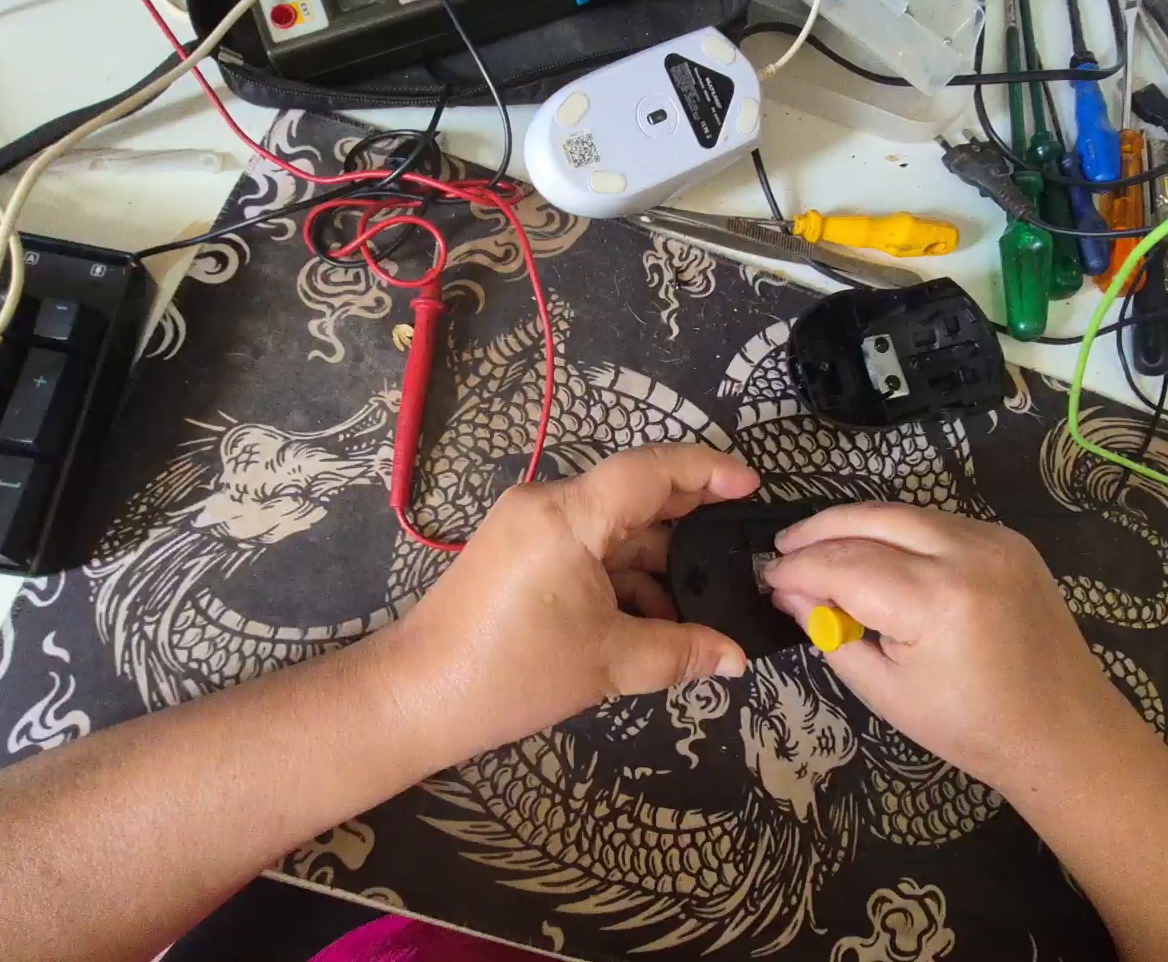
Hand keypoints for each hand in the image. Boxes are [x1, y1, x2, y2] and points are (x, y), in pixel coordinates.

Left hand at [371, 444, 758, 770]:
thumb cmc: (511, 674)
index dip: (707, 471)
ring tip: (700, 604)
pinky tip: (652, 615)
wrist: (414, 698)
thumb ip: (681, 653)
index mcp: (569, 514)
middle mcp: (549, 503)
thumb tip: (738, 660)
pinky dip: (622, 575)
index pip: (650, 470)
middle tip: (739, 544)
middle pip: (634, 495)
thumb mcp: (607, 661)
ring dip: (655, 563)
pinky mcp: (522, 549)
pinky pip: (587, 548)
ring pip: (613, 529)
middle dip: (689, 520)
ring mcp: (531, 525)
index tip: (752, 484)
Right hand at [764, 502, 1133, 792]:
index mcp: (938, 602)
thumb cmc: (970, 727)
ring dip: (852, 525)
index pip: (844, 565)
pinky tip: (870, 551)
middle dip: (817, 530)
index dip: (798, 568)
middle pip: (869, 519)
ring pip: (898, 511)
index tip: (767, 576)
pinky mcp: (1006, 536)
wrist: (1067, 733)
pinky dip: (891, 530)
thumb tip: (788, 592)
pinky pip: (930, 521)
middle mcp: (968, 553)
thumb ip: (829, 633)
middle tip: (782, 549)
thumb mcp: (885, 692)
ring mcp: (993, 538)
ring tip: (815, 547)